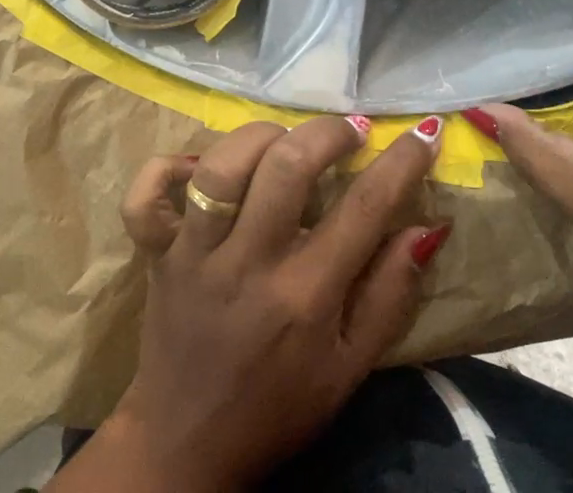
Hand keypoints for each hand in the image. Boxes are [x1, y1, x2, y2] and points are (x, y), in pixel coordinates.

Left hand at [49, 115, 449, 491]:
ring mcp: (193, 255)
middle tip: (349, 130)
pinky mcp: (156, 255)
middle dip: (326, 133)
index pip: (363, 209)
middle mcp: (247, 264)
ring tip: (284, 137)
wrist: (187, 441)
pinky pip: (145, 197)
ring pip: (220, 168)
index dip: (402, 162)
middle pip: (286, 168)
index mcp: (305, 297)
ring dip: (258, 137)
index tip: (423, 133)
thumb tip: (427, 226)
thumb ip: (389, 295)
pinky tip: (200, 164)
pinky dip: (167, 168)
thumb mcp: (351, 368)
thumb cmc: (279, 406)